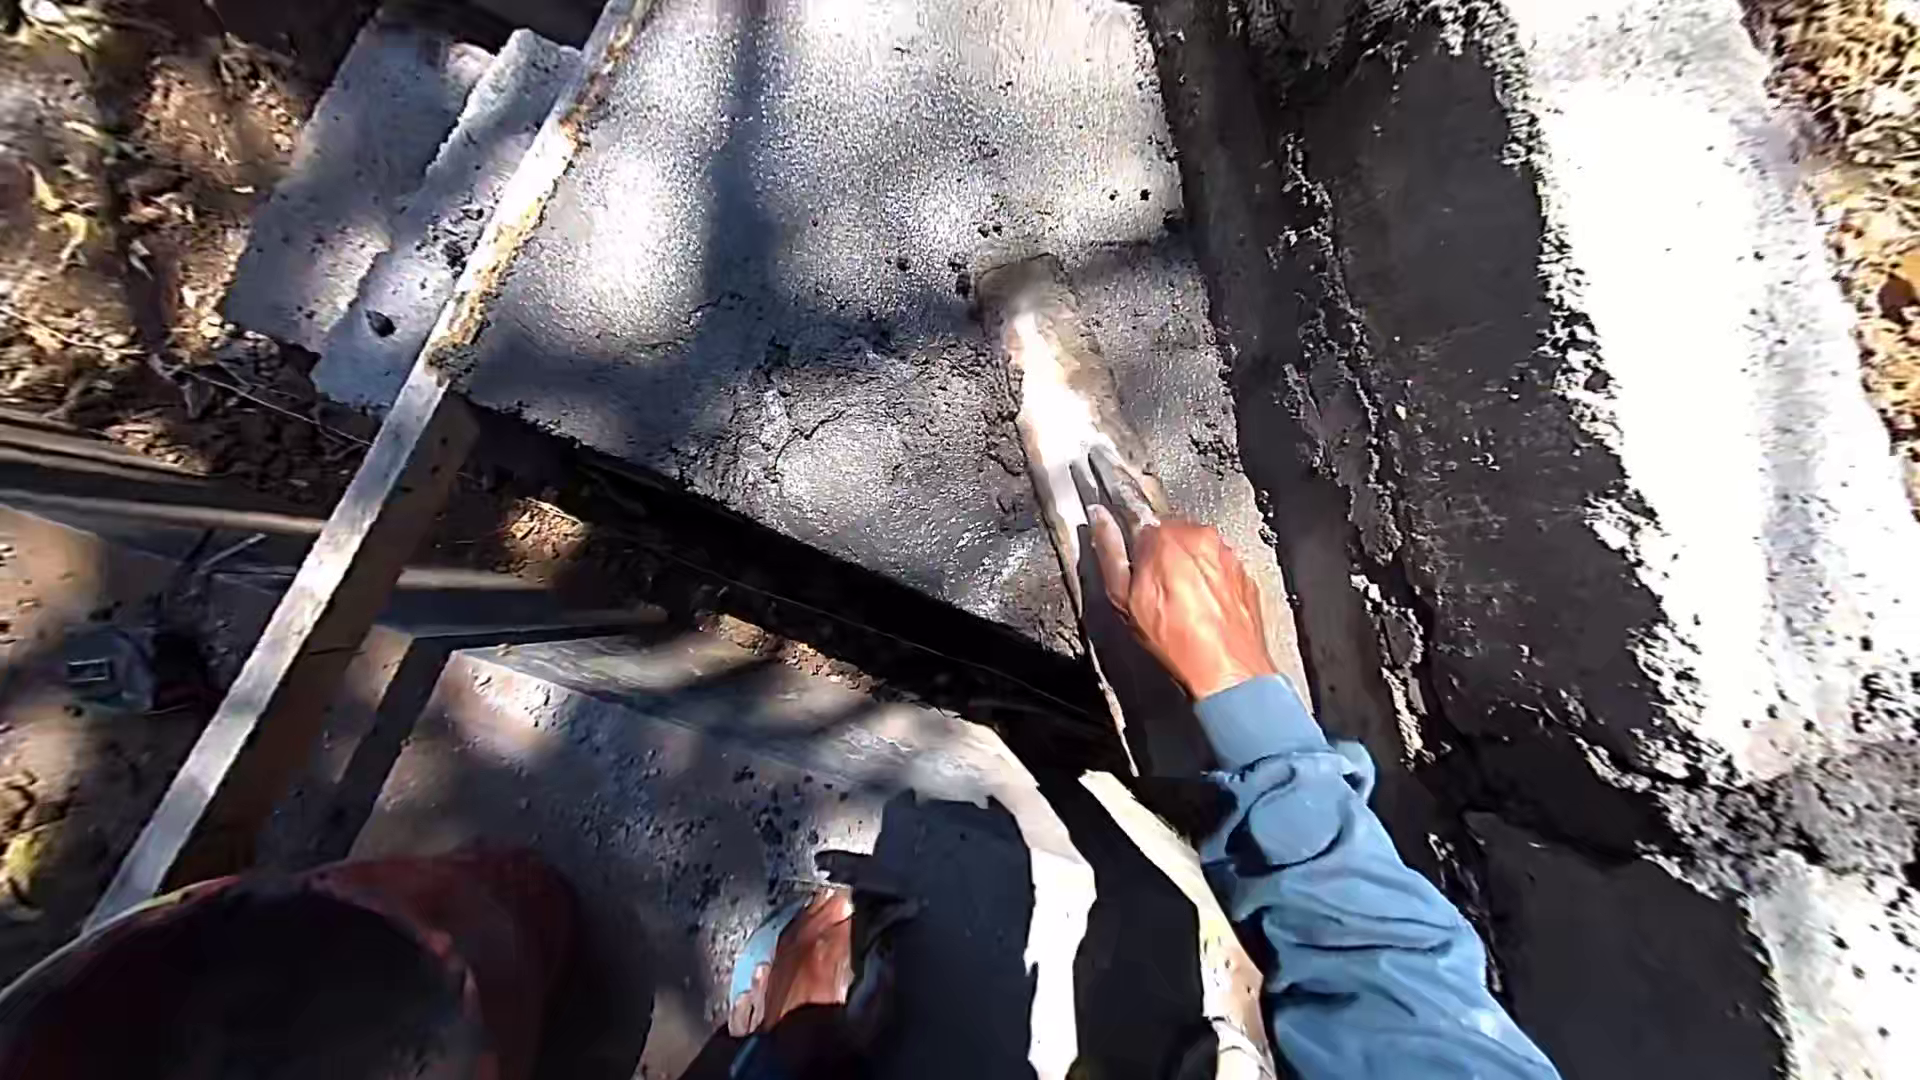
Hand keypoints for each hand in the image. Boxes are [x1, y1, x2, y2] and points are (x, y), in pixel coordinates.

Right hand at [1088, 508, 1276, 699]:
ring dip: (1183, 565)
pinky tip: (1198, 606)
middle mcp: (1199, 536)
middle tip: (1149, 587)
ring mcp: (1226, 553)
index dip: (1127, 536)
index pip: (1137, 516)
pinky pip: (1216, 566)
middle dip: (1157, 552)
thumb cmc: (1175, 639)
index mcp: (1165, 536)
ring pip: (1194, 548)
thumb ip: (1109, 552)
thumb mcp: (1124, 597)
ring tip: (1176, 601)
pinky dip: (1206, 579)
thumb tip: (1099, 520)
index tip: (1126, 554)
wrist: (1227, 670)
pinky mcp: (1242, 572)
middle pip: (1168, 532)